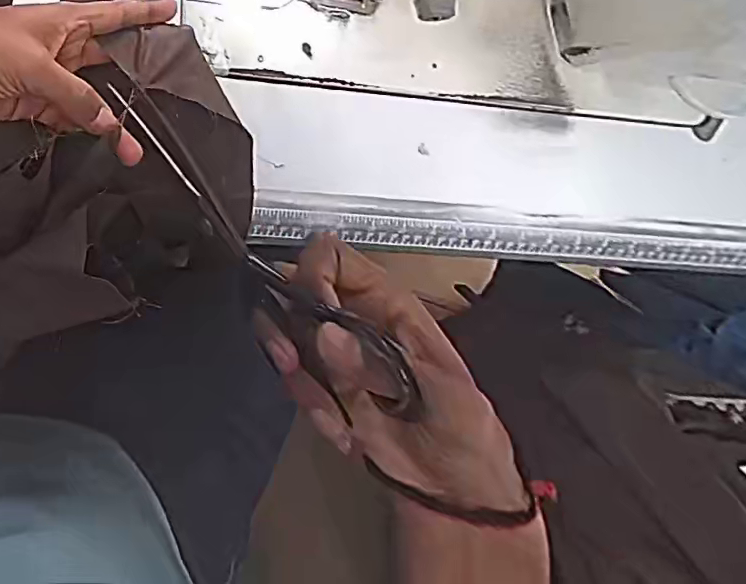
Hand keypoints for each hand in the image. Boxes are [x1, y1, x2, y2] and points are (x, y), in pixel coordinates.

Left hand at [0, 0, 177, 165]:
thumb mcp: (30, 64)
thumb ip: (73, 92)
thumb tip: (105, 117)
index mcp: (62, 20)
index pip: (114, 13)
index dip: (142, 13)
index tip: (169, 12)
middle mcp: (57, 45)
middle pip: (106, 61)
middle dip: (133, 79)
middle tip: (162, 96)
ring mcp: (44, 76)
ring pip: (88, 96)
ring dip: (108, 117)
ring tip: (131, 141)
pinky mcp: (29, 102)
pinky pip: (66, 116)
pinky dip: (82, 129)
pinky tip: (99, 139)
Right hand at [253, 236, 526, 512]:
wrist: (456, 490)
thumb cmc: (465, 431)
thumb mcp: (439, 395)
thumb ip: (377, 363)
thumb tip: (325, 332)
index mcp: (384, 300)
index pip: (330, 255)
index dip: (313, 275)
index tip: (315, 316)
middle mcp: (350, 314)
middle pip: (290, 288)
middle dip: (283, 327)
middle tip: (291, 362)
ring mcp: (330, 346)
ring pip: (280, 332)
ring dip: (297, 375)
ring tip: (329, 413)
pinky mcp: (318, 377)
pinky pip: (290, 376)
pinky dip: (308, 404)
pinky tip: (341, 429)